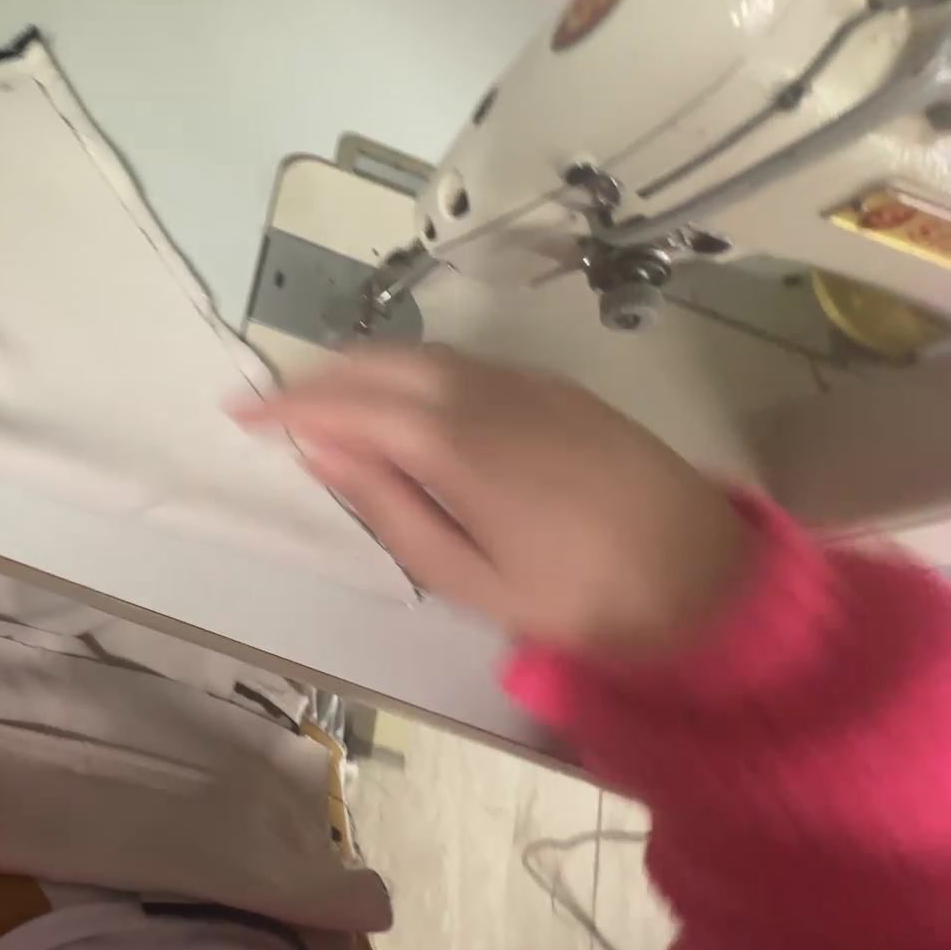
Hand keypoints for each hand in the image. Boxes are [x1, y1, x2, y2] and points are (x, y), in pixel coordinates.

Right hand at [237, 346, 749, 658]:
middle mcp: (486, 394)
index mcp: (458, 445)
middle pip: (375, 363)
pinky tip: (385, 398)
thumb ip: (385, 504)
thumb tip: (320, 450)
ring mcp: (523, 383)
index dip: (286, 405)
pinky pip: (452, 361)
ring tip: (312, 399)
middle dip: (310, 377)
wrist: (712, 581)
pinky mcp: (549, 385)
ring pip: (413, 354)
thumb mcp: (461, 574)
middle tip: (267, 404)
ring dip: (352, 368)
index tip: (238, 411)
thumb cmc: (573, 595)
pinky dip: (399, 369)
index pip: (347, 405)